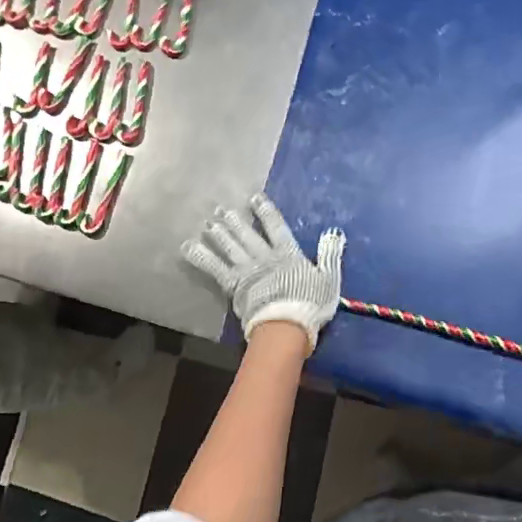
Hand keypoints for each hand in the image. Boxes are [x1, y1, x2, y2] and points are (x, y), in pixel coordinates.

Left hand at [182, 194, 343, 350]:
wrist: (287, 322)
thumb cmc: (311, 304)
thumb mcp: (328, 279)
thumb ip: (329, 255)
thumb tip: (334, 233)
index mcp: (288, 255)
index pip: (276, 228)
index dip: (265, 213)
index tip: (254, 198)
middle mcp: (264, 257)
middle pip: (247, 235)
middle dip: (235, 221)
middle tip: (222, 210)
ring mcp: (246, 269)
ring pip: (230, 247)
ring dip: (219, 234)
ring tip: (208, 223)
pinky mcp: (233, 283)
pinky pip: (213, 267)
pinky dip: (200, 256)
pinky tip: (187, 246)